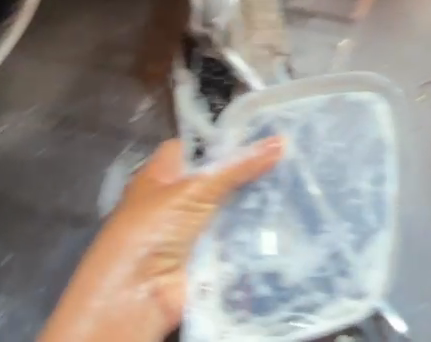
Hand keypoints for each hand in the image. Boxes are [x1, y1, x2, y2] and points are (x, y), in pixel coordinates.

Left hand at [39, 138, 282, 341]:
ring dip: (259, 197)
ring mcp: (194, 229)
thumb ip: (239, 166)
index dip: (225, 136)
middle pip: (220, 176)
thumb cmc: (151, 232)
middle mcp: (177, 199)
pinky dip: (259, 226)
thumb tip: (283, 140)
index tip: (264, 128)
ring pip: (233, 205)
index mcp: (161, 175)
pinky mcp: (210, 256)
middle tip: (291, 150)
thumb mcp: (195, 189)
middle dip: (251, 167)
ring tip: (298, 176)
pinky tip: (290, 210)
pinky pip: (239, 234)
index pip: (196, 145)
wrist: (132, 301)